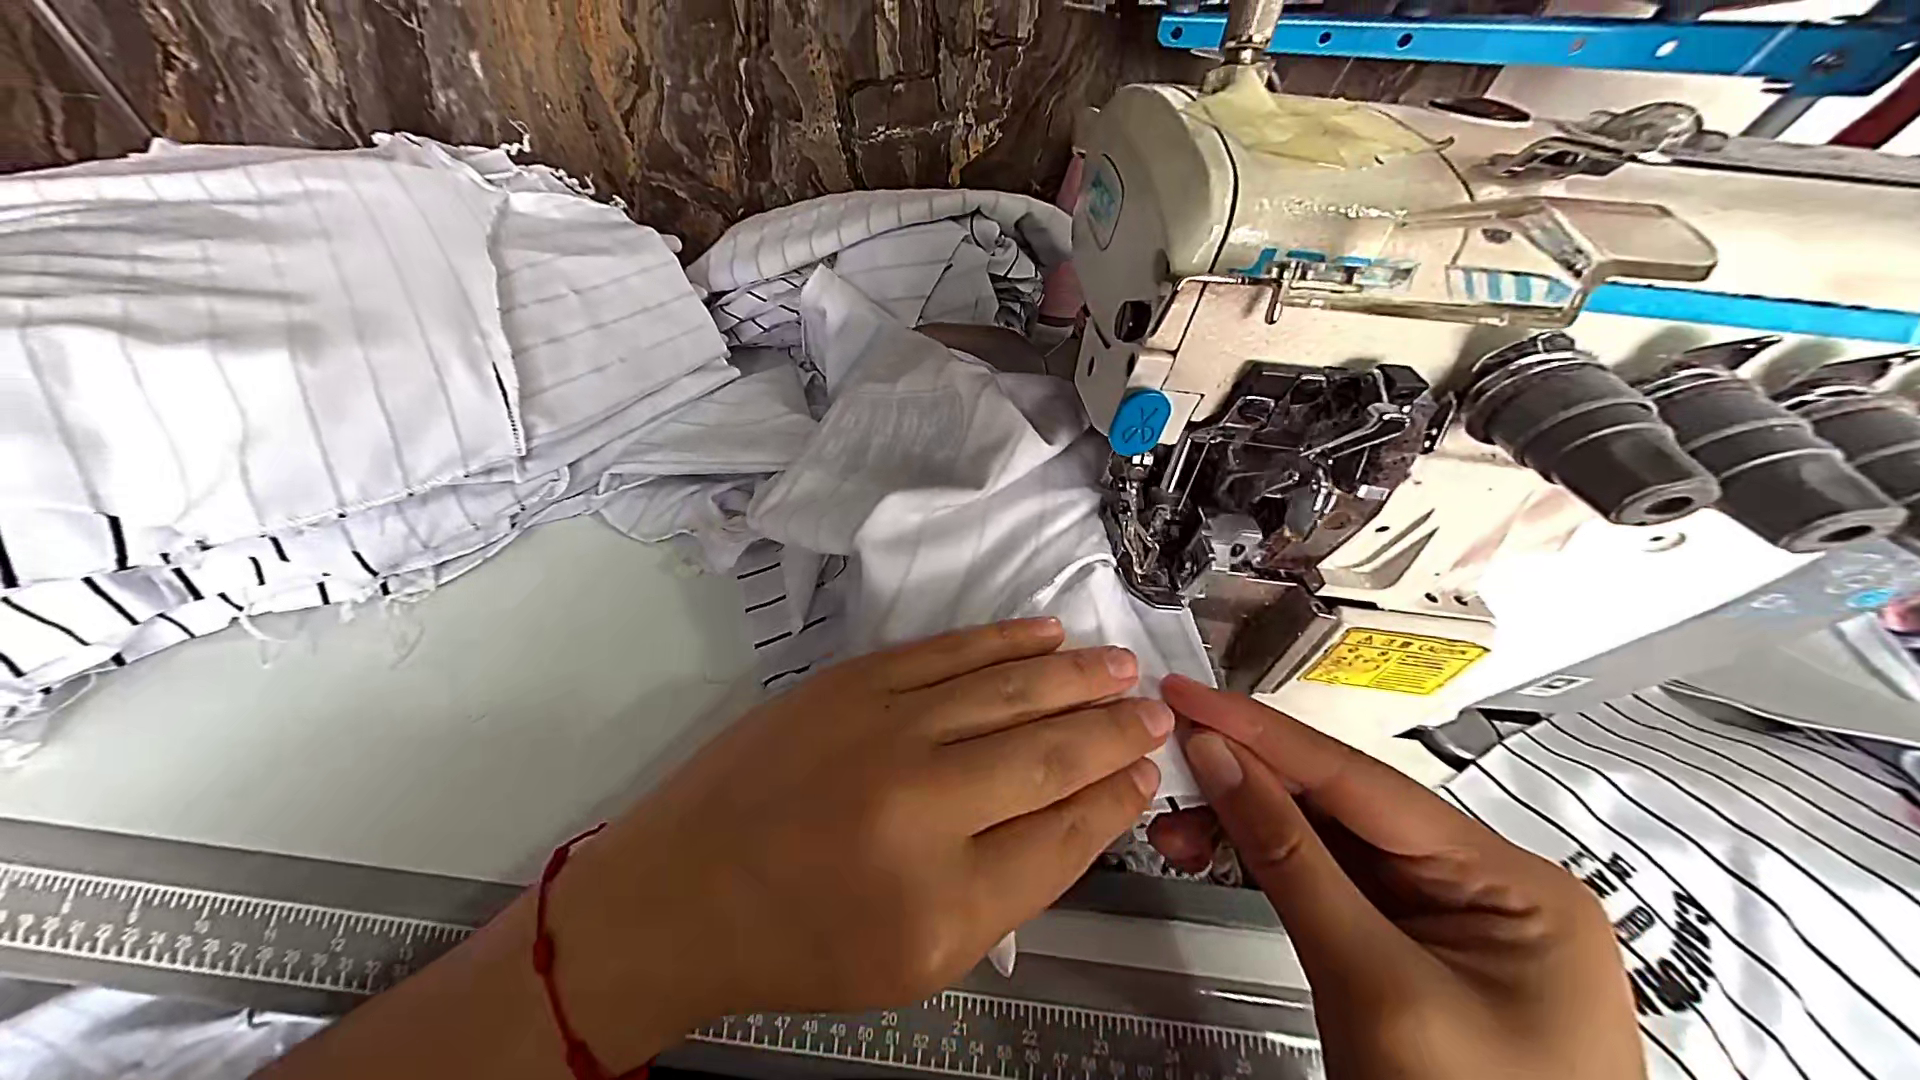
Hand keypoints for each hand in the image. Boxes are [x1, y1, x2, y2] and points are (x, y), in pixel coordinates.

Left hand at [553, 618, 1172, 1058]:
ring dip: (1075, 675)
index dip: (1117, 796)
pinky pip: (950, 650)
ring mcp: (882, 727)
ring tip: (1121, 666)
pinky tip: (1049, 634)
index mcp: (942, 900)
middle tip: (1157, 708)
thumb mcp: (925, 956)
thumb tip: (1092, 802)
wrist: (687, 887)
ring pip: (1008, 688)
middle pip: (1048, 751)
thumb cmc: (809, 939)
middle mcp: (920, 803)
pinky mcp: (851, 681)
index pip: (1065, 834)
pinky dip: (1006, 640)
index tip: (1151, 767)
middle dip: (1115, 727)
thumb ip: (1018, 880)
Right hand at [1151, 676, 1642, 1079]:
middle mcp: (1476, 880)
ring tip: (1175, 830)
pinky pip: (1314, 875)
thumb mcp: (1374, 988)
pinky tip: (1211, 851)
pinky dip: (1256, 861)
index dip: (1262, 730)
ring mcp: (1434, 910)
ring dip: (1239, 824)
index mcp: (1510, 882)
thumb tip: (1219, 759)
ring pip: (1316, 836)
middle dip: (1243, 783)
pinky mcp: (1394, 938)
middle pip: (1335, 802)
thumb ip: (1290, 859)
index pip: (1359, 778)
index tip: (1190, 695)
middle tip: (1171, 763)